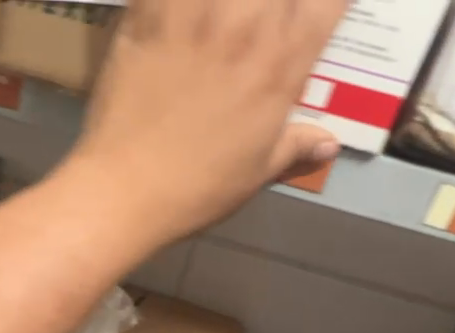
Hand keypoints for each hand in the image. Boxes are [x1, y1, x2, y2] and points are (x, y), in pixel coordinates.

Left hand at [60, 0, 345, 248]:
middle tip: (252, 22)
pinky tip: (173, 12)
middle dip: (271, 4)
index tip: (308, 16)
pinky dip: (172, 0)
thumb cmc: (196, 191)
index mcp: (283, 63)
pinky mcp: (151, 12)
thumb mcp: (254, 174)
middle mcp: (249, 25)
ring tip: (214, 19)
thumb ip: (294, 147)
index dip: (323, 5)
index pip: (328, 3)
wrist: (125, 191)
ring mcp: (199, 13)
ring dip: (222, 2)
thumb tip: (330, 144)